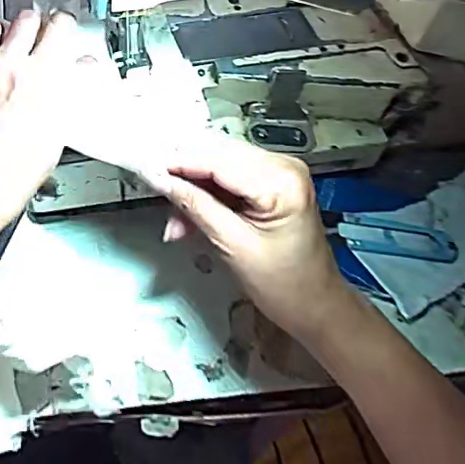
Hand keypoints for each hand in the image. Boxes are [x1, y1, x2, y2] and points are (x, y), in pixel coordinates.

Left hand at [0, 10, 98, 259]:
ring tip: (25, 36)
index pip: (79, 51)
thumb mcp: (53, 141)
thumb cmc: (6, 174)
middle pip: (50, 23)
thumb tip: (72, 86)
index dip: (80, 48)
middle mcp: (29, 69)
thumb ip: (65, 103)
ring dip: (26, 26)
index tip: (78, 52)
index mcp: (56, 89)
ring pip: (20, 20)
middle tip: (52, 36)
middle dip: (54, 27)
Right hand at [151, 135, 348, 335]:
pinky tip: (189, 214)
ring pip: (217, 164)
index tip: (147, 168)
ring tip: (175, 219)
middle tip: (154, 189)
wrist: (317, 307)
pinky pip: (226, 175)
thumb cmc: (287, 286)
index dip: (178, 163)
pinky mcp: (269, 179)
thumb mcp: (233, 247)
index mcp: (283, 181)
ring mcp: (277, 170)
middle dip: (183, 176)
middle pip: (216, 156)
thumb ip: (194, 207)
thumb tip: (161, 179)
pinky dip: (205, 192)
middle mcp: (283, 166)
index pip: (218, 160)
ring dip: (191, 187)